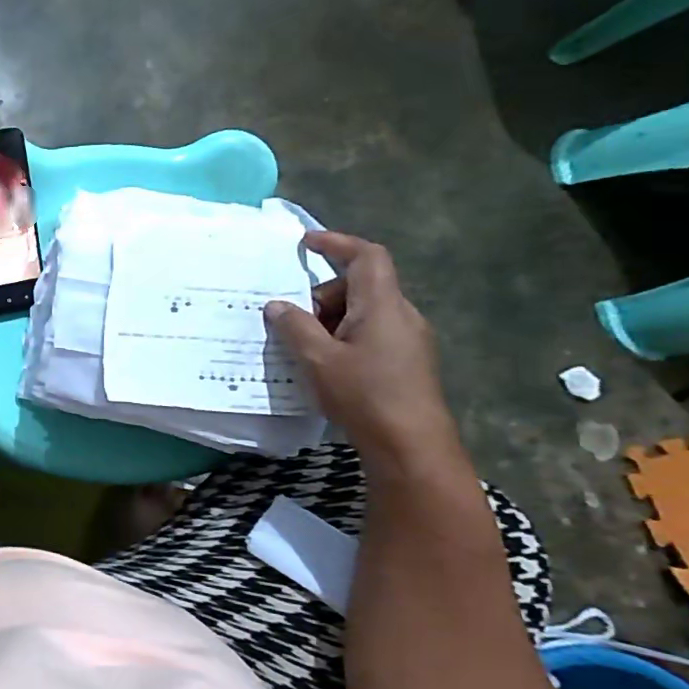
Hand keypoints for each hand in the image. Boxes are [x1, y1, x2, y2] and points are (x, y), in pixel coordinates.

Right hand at [264, 232, 455, 456]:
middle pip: (359, 287)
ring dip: (330, 320)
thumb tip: (277, 305)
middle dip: (321, 296)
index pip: (366, 257)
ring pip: (363, 312)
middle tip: (292, 322)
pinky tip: (324, 366)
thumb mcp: (317, 359)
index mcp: (382, 306)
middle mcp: (401, 315)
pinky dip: (343, 338)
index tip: (305, 242)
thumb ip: (295, 326)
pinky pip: (370, 334)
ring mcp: (408, 339)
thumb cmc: (364, 395)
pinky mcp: (407, 362)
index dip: (337, 243)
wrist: (411, 446)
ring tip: (303, 348)